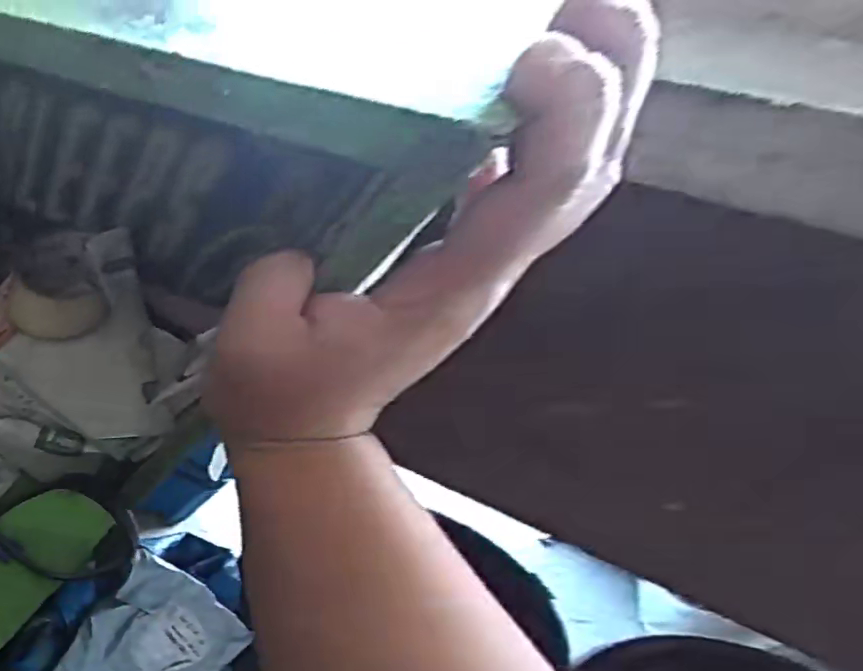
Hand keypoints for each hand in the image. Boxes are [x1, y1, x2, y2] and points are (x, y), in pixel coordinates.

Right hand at [203, 0, 657, 448]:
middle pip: (588, 167)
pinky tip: (489, 105)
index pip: (546, 188)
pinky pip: (514, 193)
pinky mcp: (449, 269)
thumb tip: (302, 234)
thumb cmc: (274, 397)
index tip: (525, 53)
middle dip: (610, 74)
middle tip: (582, 2)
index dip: (564, 107)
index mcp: (447, 290)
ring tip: (555, 29)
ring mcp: (473, 271)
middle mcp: (483, 275)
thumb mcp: (252, 342)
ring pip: (564, 175)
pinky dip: (524, 137)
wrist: (299, 434)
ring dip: (580, 98)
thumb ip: (276, 278)